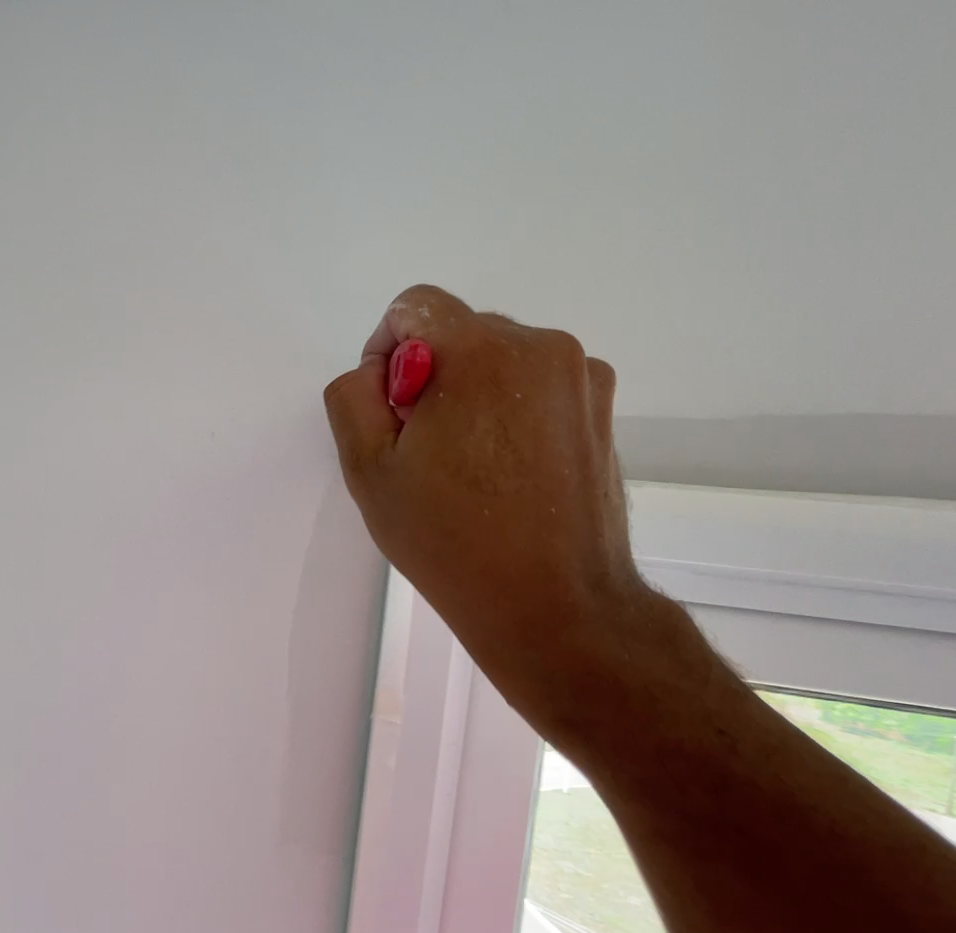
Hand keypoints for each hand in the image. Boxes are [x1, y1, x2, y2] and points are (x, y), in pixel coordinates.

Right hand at [323, 285, 644, 687]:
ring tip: (467, 467)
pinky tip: (504, 471)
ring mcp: (581, 376)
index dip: (385, 352)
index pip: (414, 306)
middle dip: (428, 376)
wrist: (554, 602)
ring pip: (497, 359)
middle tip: (424, 451)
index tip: (390, 413)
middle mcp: (540, 346)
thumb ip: (352, 397)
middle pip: (458, 331)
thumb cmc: (449, 538)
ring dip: (468, 393)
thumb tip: (375, 372)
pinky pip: (534, 385)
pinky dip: (507, 410)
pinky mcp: (603, 407)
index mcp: (479, 352)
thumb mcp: (367, 470)